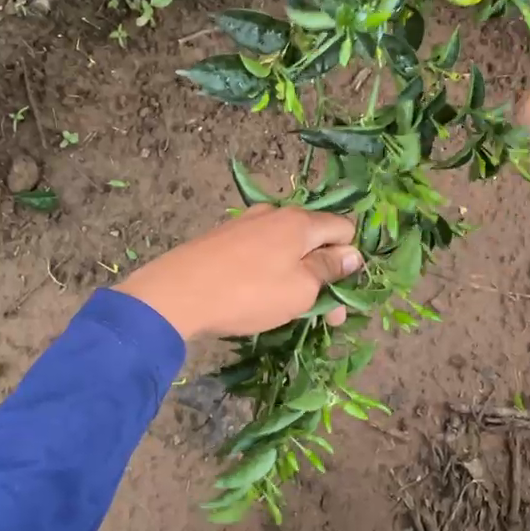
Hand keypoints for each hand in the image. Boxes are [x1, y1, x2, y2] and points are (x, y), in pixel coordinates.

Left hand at [116, 205, 361, 340]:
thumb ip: (329, 269)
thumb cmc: (248, 293)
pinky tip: (258, 296)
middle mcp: (275, 214)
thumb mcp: (299, 289)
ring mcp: (247, 224)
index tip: (343, 293)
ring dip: (297, 275)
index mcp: (300, 222)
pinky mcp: (224, 238)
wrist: (177, 294)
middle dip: (325, 274)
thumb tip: (352, 254)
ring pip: (287, 247)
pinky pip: (261, 251)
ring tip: (289, 310)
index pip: (344, 228)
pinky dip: (270, 271)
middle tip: (324, 316)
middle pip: (315, 238)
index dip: (350, 259)